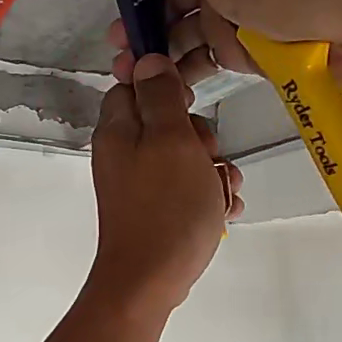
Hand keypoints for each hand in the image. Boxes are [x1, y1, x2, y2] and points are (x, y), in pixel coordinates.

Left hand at [88, 54, 243, 312]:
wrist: (150, 281)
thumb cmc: (166, 205)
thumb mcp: (171, 140)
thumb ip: (160, 97)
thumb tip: (145, 59)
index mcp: (118, 129)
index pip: (135, 85)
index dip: (167, 87)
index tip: (192, 102)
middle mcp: (123, 151)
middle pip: (167, 121)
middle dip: (200, 136)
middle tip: (209, 156)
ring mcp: (139, 182)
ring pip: (185, 156)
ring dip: (212, 168)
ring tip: (222, 191)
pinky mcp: (155, 207)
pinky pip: (186, 187)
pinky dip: (207, 195)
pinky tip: (223, 210)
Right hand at [107, 0, 341, 94]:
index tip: (118, 19)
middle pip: (181, 3)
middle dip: (149, 32)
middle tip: (123, 64)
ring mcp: (256, 11)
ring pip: (199, 34)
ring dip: (169, 56)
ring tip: (145, 82)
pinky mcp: (272, 48)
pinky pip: (226, 59)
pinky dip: (202, 71)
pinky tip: (179, 87)